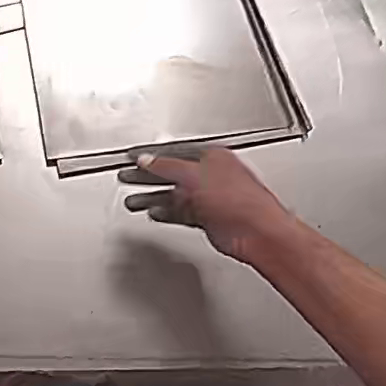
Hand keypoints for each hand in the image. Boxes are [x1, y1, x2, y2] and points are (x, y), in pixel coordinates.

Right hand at [119, 144, 297, 263]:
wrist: (259, 232)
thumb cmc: (241, 200)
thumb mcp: (195, 175)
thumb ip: (167, 167)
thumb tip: (147, 160)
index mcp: (211, 157)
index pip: (173, 152)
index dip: (151, 154)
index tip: (132, 156)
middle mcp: (210, 175)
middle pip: (171, 173)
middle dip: (147, 176)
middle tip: (126, 176)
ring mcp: (209, 198)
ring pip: (174, 195)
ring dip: (152, 197)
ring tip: (132, 200)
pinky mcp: (207, 218)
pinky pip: (180, 213)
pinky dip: (166, 212)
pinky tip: (153, 213)